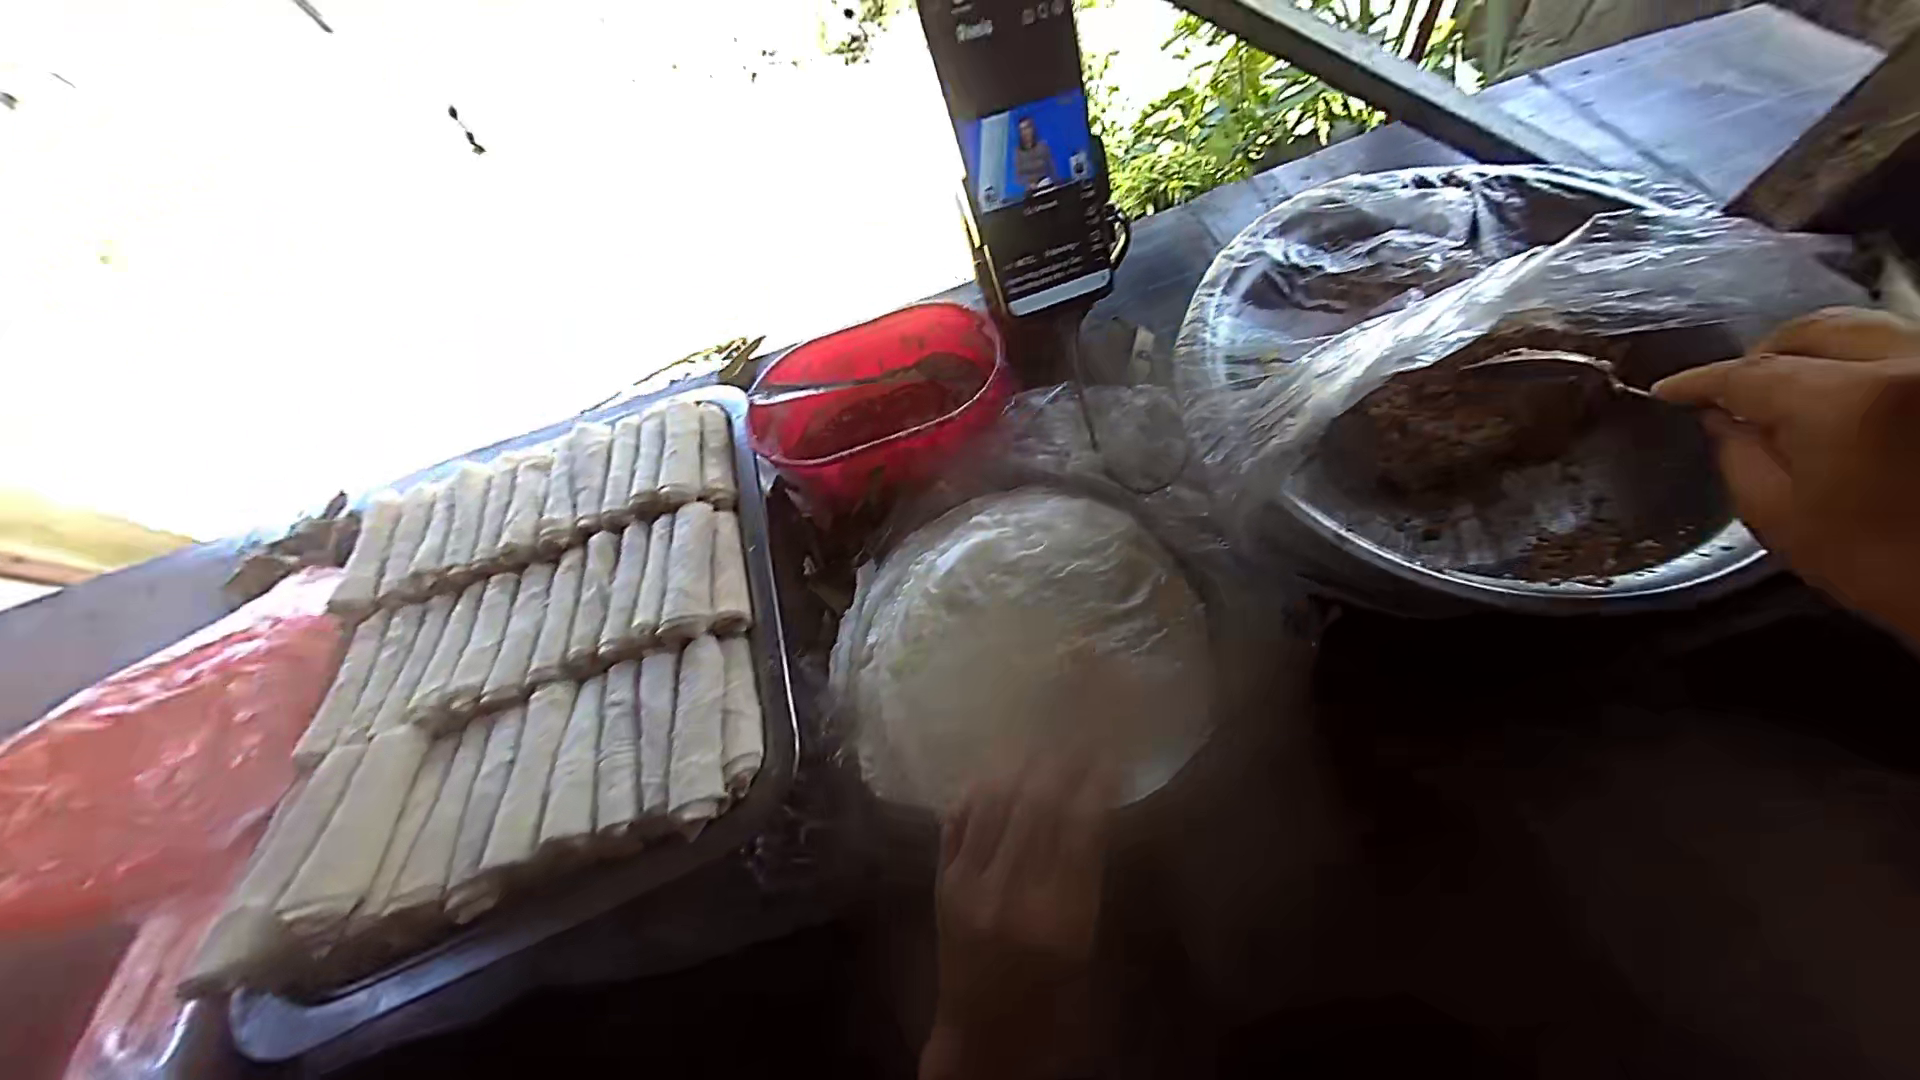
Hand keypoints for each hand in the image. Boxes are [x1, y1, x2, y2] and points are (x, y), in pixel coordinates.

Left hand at [920, 754, 1112, 1079]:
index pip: (1080, 828)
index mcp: (1058, 918)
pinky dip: (978, 788)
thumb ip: (1088, 878)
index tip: (1108, 754)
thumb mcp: (1086, 948)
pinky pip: (958, 818)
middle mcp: (1010, 892)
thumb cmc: (1052, 1006)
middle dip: (1061, 762)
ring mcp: (970, 883)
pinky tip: (994, 768)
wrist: (984, 1045)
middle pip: (1037, 805)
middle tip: (1076, 737)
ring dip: (1020, 764)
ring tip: (1039, 742)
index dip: (1096, 783)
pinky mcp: (943, 882)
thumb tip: (1093, 809)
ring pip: (996, 802)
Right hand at [1653, 307, 1919, 638]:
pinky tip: (1843, 402)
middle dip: (1765, 354)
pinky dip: (1866, 369)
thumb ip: (1740, 453)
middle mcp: (1919, 366)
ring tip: (1788, 395)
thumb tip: (1723, 417)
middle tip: (1731, 389)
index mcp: (1852, 401)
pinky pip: (1910, 357)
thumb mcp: (1779, 514)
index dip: (1698, 382)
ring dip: (1820, 358)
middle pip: (1824, 330)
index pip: (1751, 374)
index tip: (1666, 391)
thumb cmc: (1884, 563)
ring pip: (1878, 333)